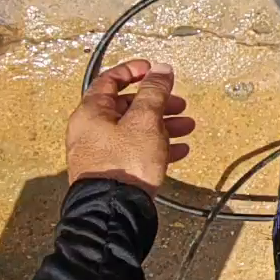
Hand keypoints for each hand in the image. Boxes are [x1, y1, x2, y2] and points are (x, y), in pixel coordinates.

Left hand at [66, 59, 195, 193]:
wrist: (114, 210)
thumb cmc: (126, 160)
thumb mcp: (145, 120)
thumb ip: (154, 92)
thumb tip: (160, 68)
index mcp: (92, 113)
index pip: (110, 81)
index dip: (134, 70)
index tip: (155, 69)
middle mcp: (92, 130)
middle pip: (128, 106)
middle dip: (159, 103)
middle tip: (179, 103)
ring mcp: (102, 151)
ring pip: (137, 128)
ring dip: (164, 124)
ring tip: (187, 127)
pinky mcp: (114, 169)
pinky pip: (138, 149)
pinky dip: (159, 145)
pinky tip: (180, 150)